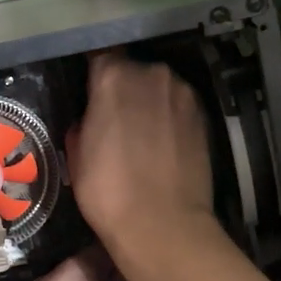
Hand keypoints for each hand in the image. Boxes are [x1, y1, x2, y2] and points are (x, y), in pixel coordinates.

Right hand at [69, 55, 216, 247]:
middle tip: (116, 118)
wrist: (163, 224)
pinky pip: (179, 105)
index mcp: (113, 76)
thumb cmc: (108, 190)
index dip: (94, 74)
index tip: (90, 91)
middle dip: (124, 88)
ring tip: (144, 133)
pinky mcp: (203, 114)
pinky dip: (171, 116)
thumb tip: (90, 120)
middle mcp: (152, 73)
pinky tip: (165, 143)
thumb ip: (82, 124)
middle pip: (133, 70)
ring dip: (150, 101)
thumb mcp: (76, 156)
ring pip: (159, 87)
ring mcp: (182, 92)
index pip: (99, 57)